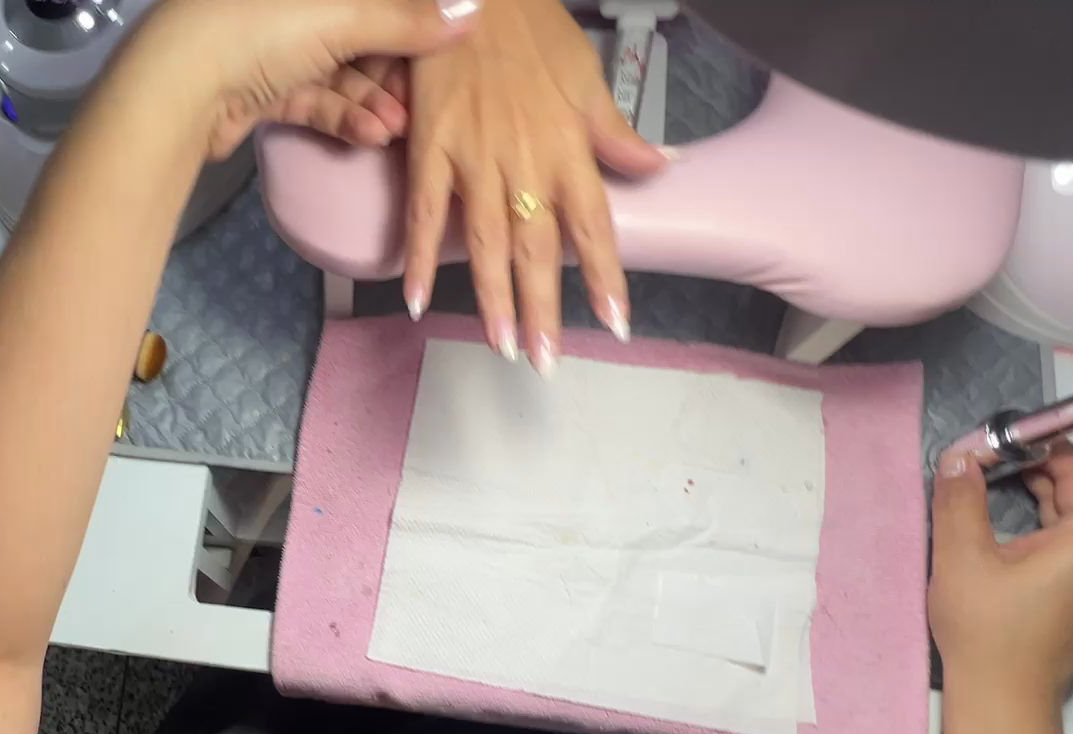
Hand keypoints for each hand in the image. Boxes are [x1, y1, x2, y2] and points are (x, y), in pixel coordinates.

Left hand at [134, 0, 479, 160]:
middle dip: (393, 69)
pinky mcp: (266, 90)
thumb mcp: (343, 16)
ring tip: (398, 131)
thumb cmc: (263, 28)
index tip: (444, 50)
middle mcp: (296, 4)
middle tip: (424, 103)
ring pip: (340, 73)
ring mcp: (279, 46)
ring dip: (371, 102)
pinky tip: (370, 137)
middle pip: (360, 32)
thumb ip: (406, 20)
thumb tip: (470, 14)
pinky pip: (316, 101)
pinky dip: (342, 118)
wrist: (186, 85)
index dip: (409, 21)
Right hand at [402, 0, 668, 375]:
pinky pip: (423, 215)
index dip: (605, 277)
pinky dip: (417, 260)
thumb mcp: (586, 77)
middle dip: (544, 309)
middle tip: (545, 362)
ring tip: (500, 347)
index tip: (614, 323)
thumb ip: (616, 134)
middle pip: (538, 249)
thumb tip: (658, 167)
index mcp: (568, 147)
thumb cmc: (533, 29)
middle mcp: (526, 163)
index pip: (594, 226)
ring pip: (485, 243)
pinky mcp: (431, 152)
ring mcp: (475, 161)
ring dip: (492, 300)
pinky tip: (414, 303)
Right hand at [929, 384, 1072, 707]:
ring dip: (1046, 482)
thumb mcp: (959, 560)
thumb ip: (959, 505)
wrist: (1003, 690)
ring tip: (992, 471)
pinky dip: (1045, 506)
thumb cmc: (988, 627)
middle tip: (1004, 442)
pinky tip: (1002, 506)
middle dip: (1057, 455)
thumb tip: (958, 459)